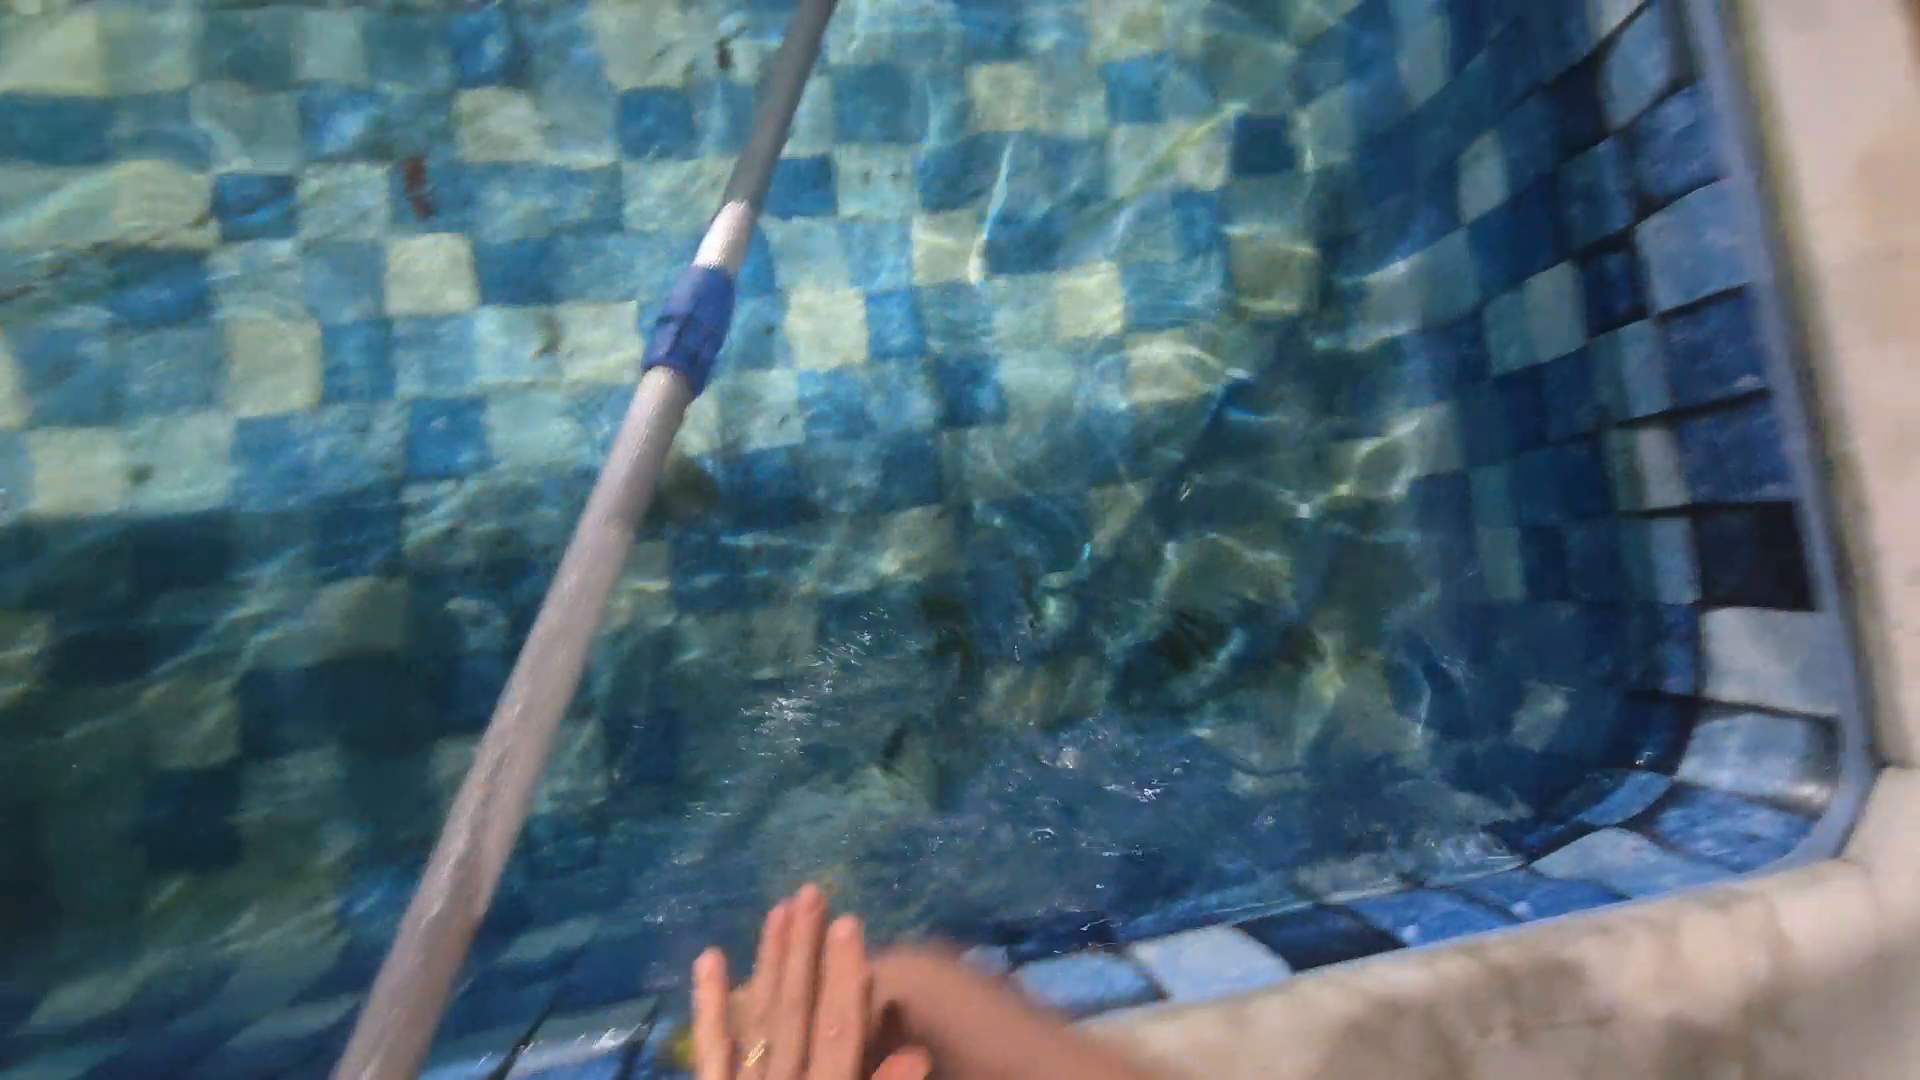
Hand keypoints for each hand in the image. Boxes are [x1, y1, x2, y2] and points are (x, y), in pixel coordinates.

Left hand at [692, 885, 931, 1079]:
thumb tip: (918, 1056)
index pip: (837, 1034)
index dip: (844, 979)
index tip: (850, 921)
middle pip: (792, 1015)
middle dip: (803, 953)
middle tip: (810, 892)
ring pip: (755, 1021)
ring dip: (765, 964)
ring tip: (775, 910)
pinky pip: (711, 1056)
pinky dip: (710, 1007)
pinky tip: (709, 958)